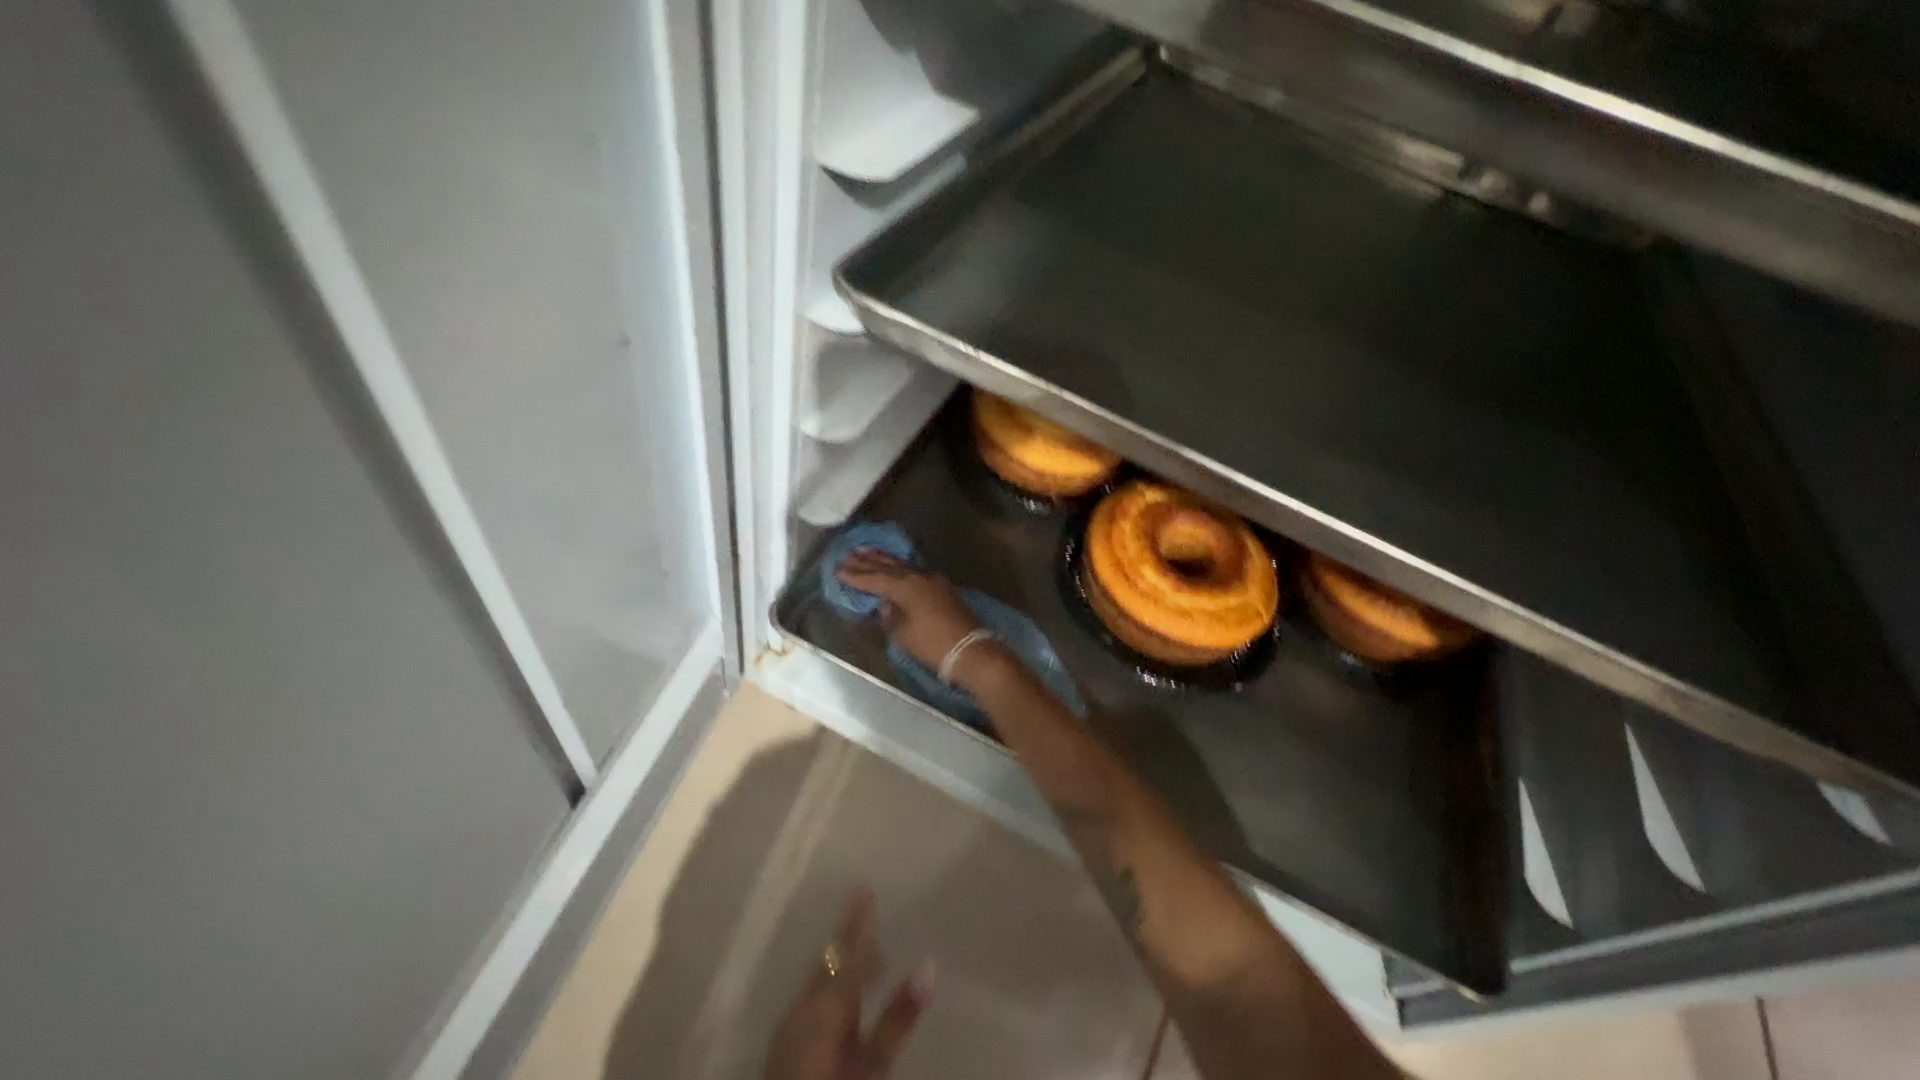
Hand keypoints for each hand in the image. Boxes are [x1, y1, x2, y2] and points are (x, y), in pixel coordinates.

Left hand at [765, 887, 935, 1079]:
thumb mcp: (874, 1065)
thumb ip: (898, 1018)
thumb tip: (929, 966)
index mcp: (824, 1007)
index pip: (845, 954)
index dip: (856, 922)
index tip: (862, 888)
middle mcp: (801, 1010)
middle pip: (828, 966)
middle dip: (850, 944)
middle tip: (870, 917)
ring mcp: (788, 1030)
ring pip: (818, 985)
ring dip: (842, 969)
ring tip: (870, 960)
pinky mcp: (785, 1048)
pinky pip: (811, 1002)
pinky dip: (831, 991)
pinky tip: (844, 1002)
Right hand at [836, 550, 982, 672]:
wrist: (970, 649)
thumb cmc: (931, 643)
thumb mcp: (902, 633)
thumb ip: (889, 615)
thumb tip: (884, 604)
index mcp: (905, 586)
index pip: (875, 578)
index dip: (856, 576)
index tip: (839, 570)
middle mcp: (918, 576)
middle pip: (888, 566)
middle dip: (867, 561)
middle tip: (848, 554)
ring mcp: (932, 579)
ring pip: (903, 565)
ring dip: (884, 559)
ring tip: (867, 551)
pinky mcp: (942, 586)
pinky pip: (915, 571)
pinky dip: (900, 567)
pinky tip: (894, 566)